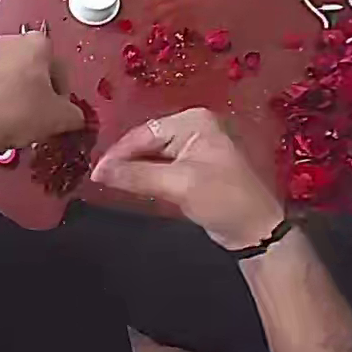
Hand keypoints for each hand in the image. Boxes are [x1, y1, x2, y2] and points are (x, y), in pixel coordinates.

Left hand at [0, 32, 84, 162]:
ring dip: (17, 96)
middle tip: (42, 115)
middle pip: (34, 69)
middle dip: (39, 92)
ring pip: (11, 77)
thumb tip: (74, 117)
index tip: (61, 108)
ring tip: (18, 122)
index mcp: (37, 43)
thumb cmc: (11, 110)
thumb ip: (74, 115)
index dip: (63, 93)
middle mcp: (10, 42)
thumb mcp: (59, 118)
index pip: (60, 68)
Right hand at [91, 108, 286, 250]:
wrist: (256, 230)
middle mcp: (193, 126)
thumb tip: (98, 172)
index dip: (118, 154)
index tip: (95, 173)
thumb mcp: (178, 185)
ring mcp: (194, 145)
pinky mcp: (193, 165)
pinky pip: (161, 165)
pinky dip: (146, 176)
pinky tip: (131, 186)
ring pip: (151, 154)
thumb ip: (136, 176)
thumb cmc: (224, 199)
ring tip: (109, 183)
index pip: (144, 133)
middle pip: (146, 141)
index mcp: (193, 120)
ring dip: (133, 169)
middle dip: (124, 161)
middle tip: (99, 179)